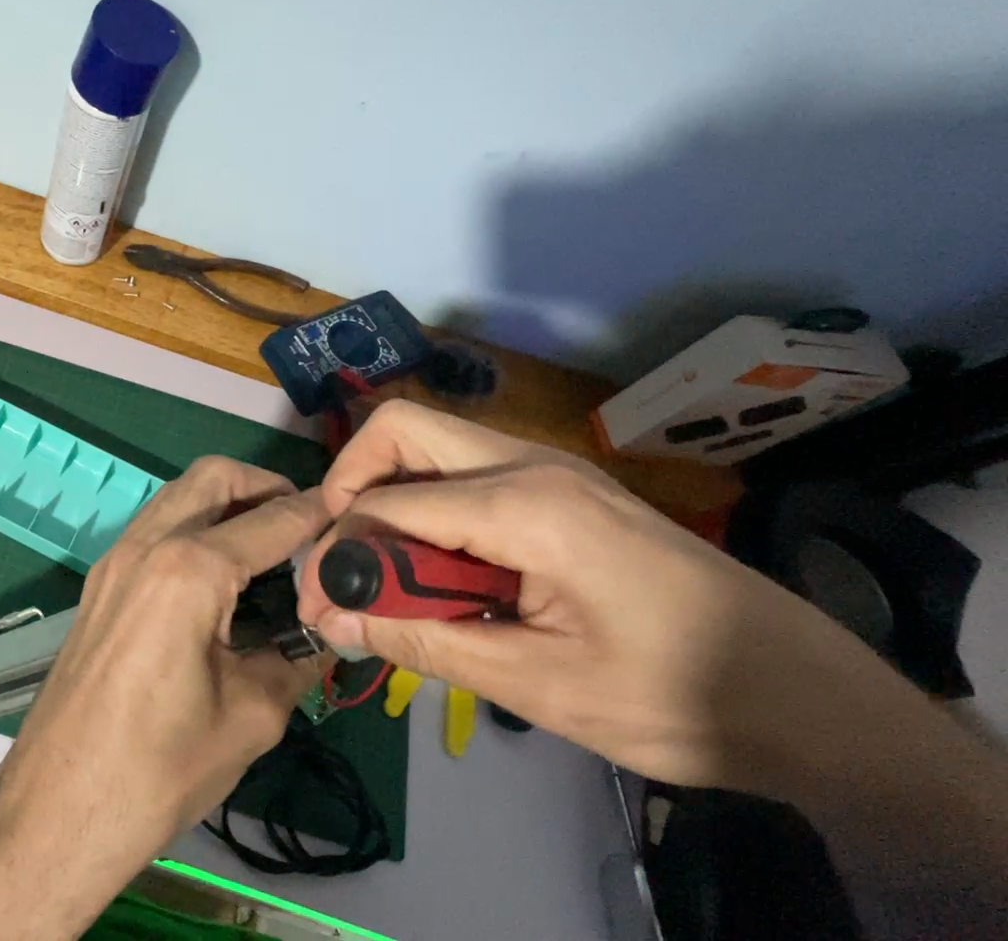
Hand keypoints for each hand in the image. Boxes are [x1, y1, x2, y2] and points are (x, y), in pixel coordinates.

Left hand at [0, 457, 328, 939]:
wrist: (59, 806)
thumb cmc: (160, 769)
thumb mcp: (251, 716)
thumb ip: (296, 659)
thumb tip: (324, 632)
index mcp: (188, 570)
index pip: (270, 520)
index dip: (318, 515)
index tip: (353, 517)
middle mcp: (146, 547)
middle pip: (212, 478)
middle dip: (264, 487)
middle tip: (305, 525)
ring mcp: (113, 563)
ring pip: (177, 498)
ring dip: (224, 505)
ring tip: (268, 551)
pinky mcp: (98, 587)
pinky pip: (153, 532)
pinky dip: (192, 531)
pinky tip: (221, 580)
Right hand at [298, 400, 914, 794]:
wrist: (811, 700)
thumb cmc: (676, 697)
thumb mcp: (536, 685)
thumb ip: (421, 641)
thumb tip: (328, 619)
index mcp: (526, 505)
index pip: (386, 503)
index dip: (336, 551)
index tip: (319, 607)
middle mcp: (531, 464)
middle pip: (400, 430)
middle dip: (350, 487)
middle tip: (345, 564)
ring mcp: (551, 472)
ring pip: (431, 447)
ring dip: (388, 499)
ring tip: (387, 578)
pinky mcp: (563, 492)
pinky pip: (465, 476)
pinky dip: (427, 513)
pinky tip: (440, 578)